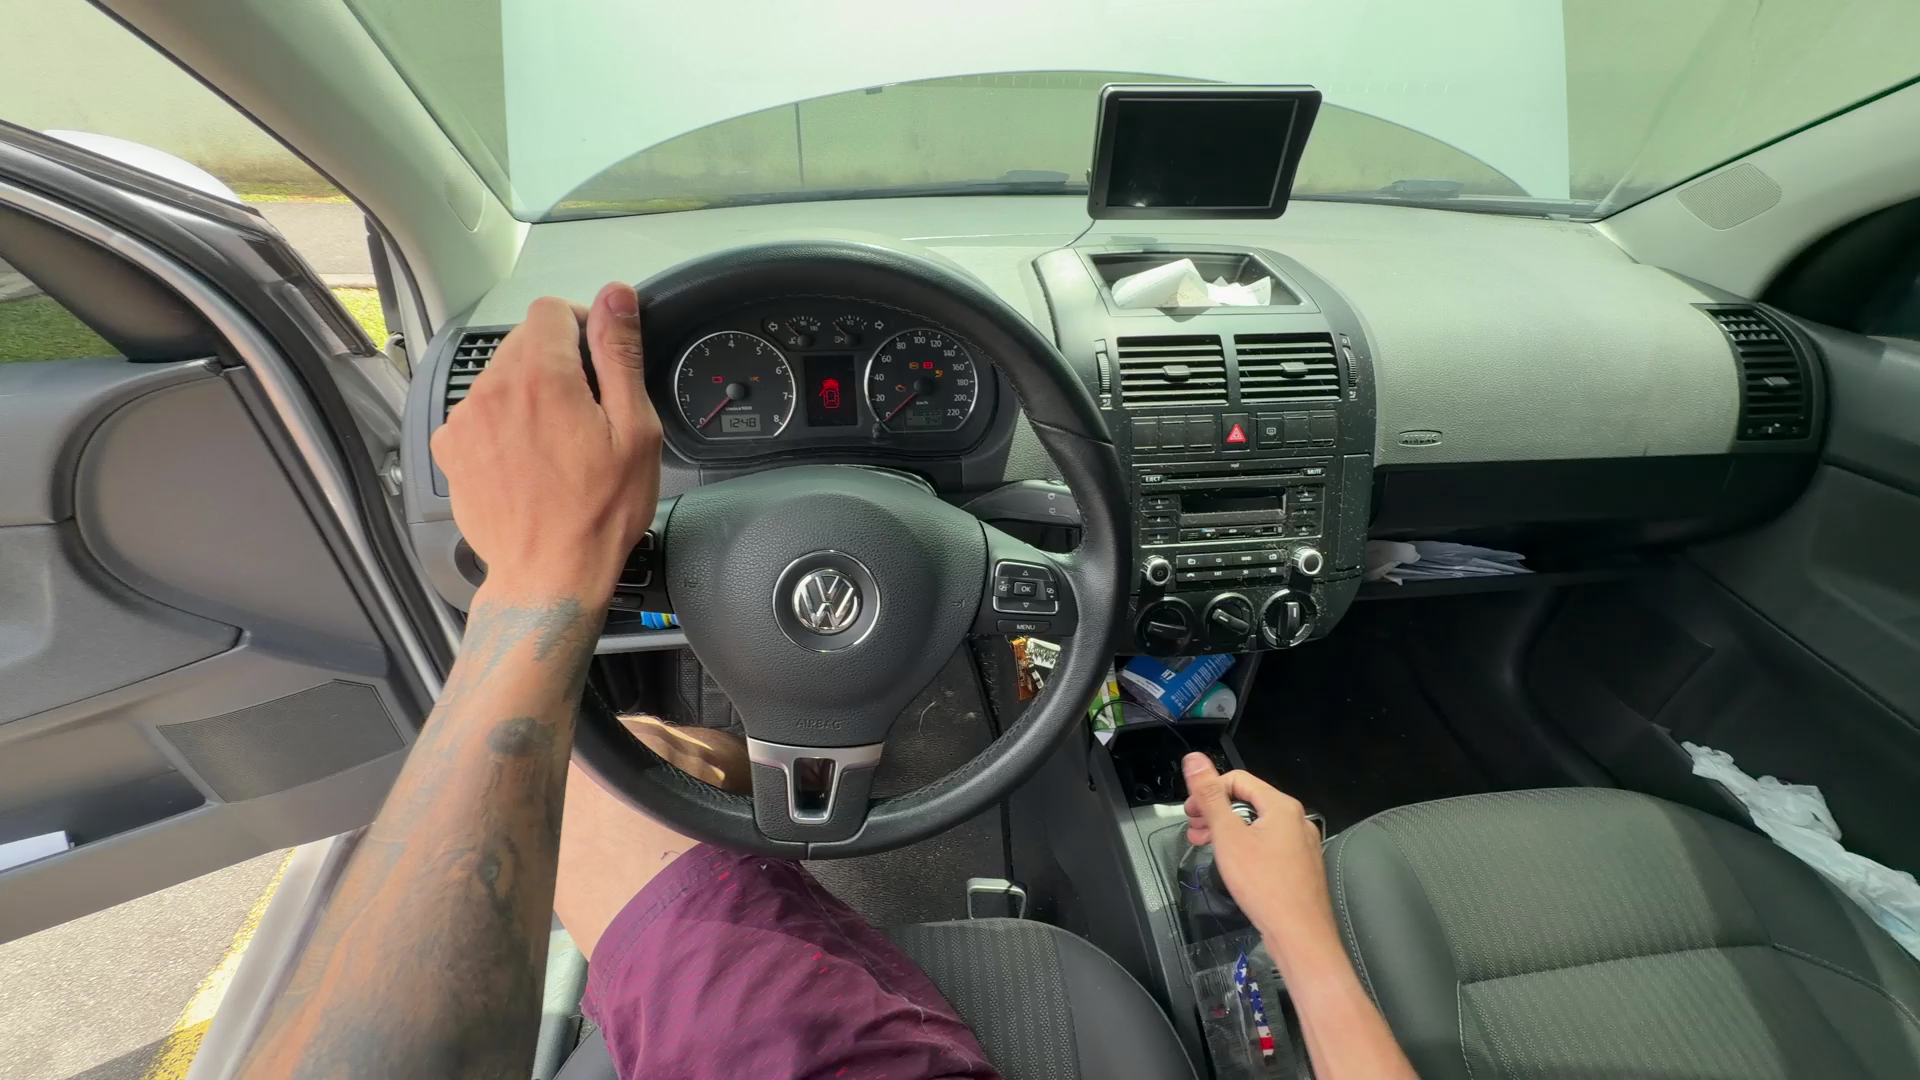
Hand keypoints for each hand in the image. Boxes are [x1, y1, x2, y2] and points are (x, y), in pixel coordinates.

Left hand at [431, 283, 662, 601]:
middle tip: (592, 413)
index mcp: (542, 377)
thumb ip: (620, 354)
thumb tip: (616, 297)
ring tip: (564, 442)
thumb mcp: (634, 429)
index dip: (587, 327)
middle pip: (526, 342)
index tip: (604, 363)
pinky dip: (508, 421)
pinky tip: (534, 458)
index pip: (554, 311)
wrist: (550, 573)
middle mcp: (492, 390)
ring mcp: (465, 420)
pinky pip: (482, 410)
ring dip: (535, 392)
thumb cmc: (600, 511)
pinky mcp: (453, 447)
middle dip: (562, 363)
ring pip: (504, 377)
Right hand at [1183, 754, 1341, 970]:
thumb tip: (1196, 760)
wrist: (1300, 938)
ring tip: (1205, 845)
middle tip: (1195, 827)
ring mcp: (1301, 845)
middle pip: (1247, 802)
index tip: (1191, 810)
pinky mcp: (1300, 867)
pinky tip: (1231, 863)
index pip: (1237, 780)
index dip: (1209, 791)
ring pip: (1256, 825)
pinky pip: (1267, 844)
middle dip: (1215, 811)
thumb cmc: (1265, 886)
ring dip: (1226, 830)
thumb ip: (1210, 795)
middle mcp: (1296, 821)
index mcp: (1281, 806)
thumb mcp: (1228, 835)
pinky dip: (1244, 846)